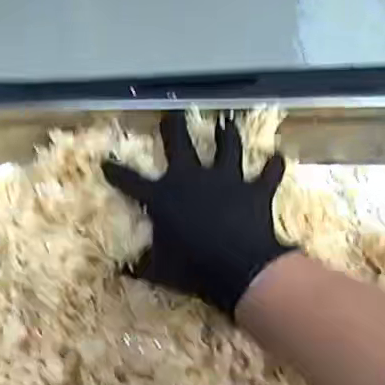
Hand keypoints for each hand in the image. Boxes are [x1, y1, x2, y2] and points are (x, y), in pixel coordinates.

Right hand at [102, 113, 294, 315]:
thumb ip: (141, 266)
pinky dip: (273, 168)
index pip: (131, 181)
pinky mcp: (254, 189)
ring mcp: (226, 180)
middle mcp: (192, 178)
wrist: (238, 266)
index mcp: (163, 196)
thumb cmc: (192, 268)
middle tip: (172, 114)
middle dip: (174, 127)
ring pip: (227, 148)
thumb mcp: (159, 271)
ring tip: (227, 123)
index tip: (106, 163)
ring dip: (227, 135)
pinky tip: (278, 158)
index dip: (117, 172)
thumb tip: (122, 270)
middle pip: (180, 144)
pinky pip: (267, 174)